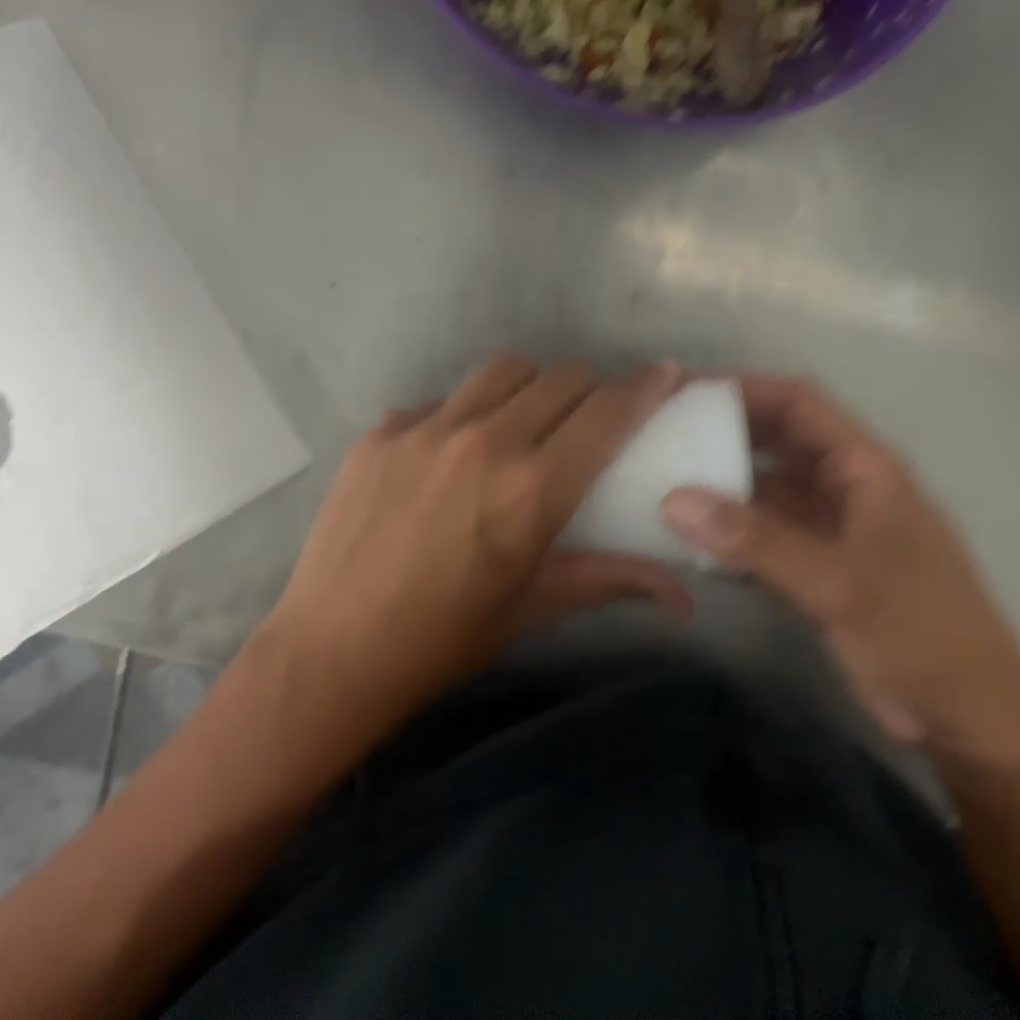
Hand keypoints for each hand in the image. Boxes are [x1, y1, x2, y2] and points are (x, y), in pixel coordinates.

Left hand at [256, 355, 685, 712]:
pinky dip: (462, 414)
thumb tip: (683, 598)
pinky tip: (450, 456)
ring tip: (524, 421)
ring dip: (530, 386)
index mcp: (533, 487)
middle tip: (589, 419)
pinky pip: (439, 400)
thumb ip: (610, 579)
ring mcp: (424, 429)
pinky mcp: (379, 432)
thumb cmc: (445, 639)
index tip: (664, 376)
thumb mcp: (533, 607)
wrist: (336, 649)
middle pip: (561, 377)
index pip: (607, 412)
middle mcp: (484, 441)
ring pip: (501, 370)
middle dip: (590, 389)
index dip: (645, 387)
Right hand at [660, 375, 1019, 754]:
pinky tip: (687, 544)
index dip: (742, 388)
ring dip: (721, 490)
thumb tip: (673, 499)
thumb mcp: (839, 583)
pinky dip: (730, 538)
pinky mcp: (820, 574)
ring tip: (657, 486)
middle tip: (656, 437)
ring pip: (768, 495)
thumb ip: (757, 540)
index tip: (678, 390)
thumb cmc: (919, 634)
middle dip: (722, 435)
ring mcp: (833, 534)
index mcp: (867, 470)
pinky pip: (765, 541)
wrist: (968, 714)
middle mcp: (848, 490)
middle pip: (778, 444)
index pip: (799, 404)